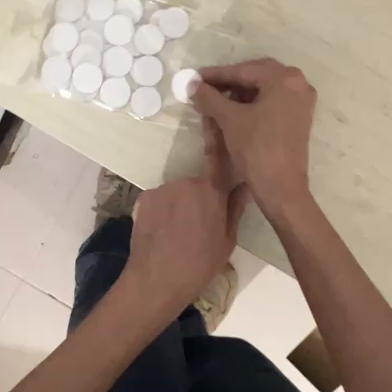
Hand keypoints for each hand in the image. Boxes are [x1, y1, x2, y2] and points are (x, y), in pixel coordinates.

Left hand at [121, 125, 248, 311]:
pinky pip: (159, 202)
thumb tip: (246, 186)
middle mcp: (186, 183)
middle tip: (196, 230)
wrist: (156, 280)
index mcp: (212, 193)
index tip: (214, 111)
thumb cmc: (198, 265)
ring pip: (176, 194)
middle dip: (198, 200)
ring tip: (177, 236)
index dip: (217, 134)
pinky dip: (162, 214)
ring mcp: (163, 190)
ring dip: (178, 208)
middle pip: (196, 185)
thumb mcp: (227, 241)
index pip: (217, 156)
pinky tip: (162, 235)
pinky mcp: (144, 198)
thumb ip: (235, 209)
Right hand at [190, 59, 316, 216]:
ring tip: (217, 100)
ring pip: (265, 87)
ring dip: (241, 92)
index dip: (216, 74)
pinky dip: (253, 102)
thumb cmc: (256, 148)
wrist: (281, 187)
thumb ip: (210, 97)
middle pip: (257, 74)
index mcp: (284, 79)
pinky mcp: (299, 117)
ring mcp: (301, 101)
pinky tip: (235, 110)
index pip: (244, 70)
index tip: (195, 76)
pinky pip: (273, 100)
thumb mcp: (229, 120)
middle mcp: (298, 84)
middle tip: (206, 87)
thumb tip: (192, 84)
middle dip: (230, 81)